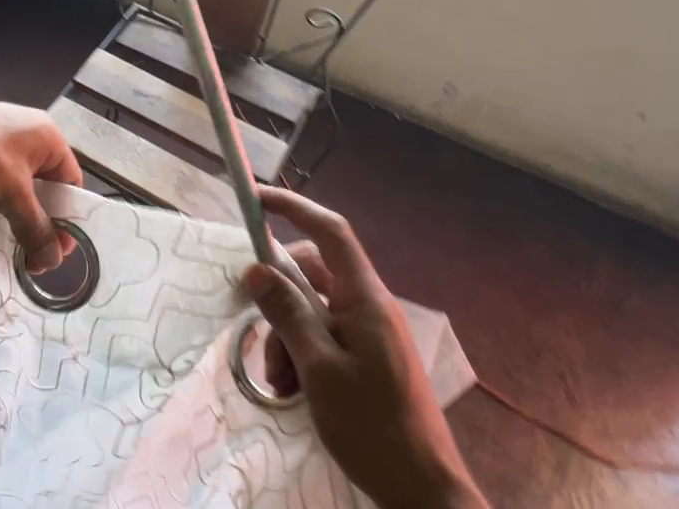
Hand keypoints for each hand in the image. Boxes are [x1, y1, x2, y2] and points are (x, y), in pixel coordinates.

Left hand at [0, 94, 82, 271]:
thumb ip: (35, 228)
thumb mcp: (11, 195)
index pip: (70, 181)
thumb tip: (53, 262)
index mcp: (47, 134)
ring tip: (9, 239)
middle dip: (41, 218)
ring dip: (18, 210)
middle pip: (46, 181)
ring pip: (19, 179)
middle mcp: (27, 127)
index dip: (67, 218)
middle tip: (32, 252)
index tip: (55, 251)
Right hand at [243, 187, 485, 508]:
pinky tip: (293, 390)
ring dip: (286, 337)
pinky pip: (324, 336)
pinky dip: (302, 355)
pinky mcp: (367, 357)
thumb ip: (288, 314)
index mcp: (365, 299)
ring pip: (313, 309)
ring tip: (279, 383)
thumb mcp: (319, 369)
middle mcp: (369, 306)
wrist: (422, 491)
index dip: (294, 207)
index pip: (330, 232)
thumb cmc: (372, 426)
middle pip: (312, 274)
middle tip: (258, 340)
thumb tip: (257, 268)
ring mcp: (370, 332)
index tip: (256, 199)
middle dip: (279, 301)